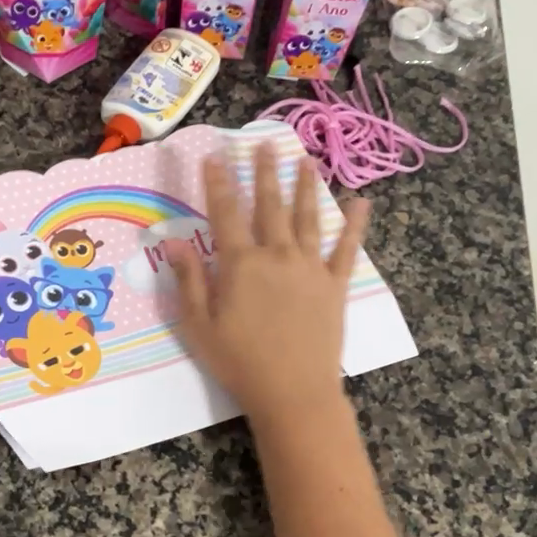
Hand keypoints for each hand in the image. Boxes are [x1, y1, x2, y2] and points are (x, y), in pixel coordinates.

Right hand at [170, 146, 368, 427]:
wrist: (292, 391)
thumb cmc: (238, 362)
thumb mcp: (199, 326)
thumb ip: (188, 281)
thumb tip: (175, 243)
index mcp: (241, 264)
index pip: (225, 213)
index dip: (219, 182)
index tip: (215, 155)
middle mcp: (277, 255)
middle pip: (270, 205)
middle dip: (265, 172)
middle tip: (265, 144)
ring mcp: (310, 267)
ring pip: (308, 217)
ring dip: (306, 186)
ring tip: (304, 160)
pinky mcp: (335, 285)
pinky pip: (347, 249)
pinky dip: (354, 224)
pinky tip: (361, 202)